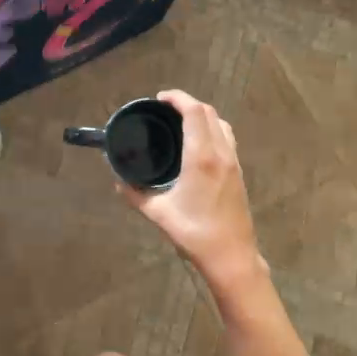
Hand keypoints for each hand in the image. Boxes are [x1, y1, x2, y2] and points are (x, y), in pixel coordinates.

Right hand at [123, 90, 261, 285]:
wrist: (232, 257)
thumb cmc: (195, 233)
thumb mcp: (159, 214)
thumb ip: (136, 194)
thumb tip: (118, 181)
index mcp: (201, 157)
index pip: (194, 112)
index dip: (178, 98)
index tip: (160, 98)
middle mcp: (221, 153)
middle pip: (209, 112)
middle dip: (188, 103)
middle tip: (166, 109)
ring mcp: (233, 162)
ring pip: (222, 123)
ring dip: (202, 115)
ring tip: (182, 122)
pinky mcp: (239, 172)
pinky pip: (227, 138)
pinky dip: (212, 128)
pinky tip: (197, 143)